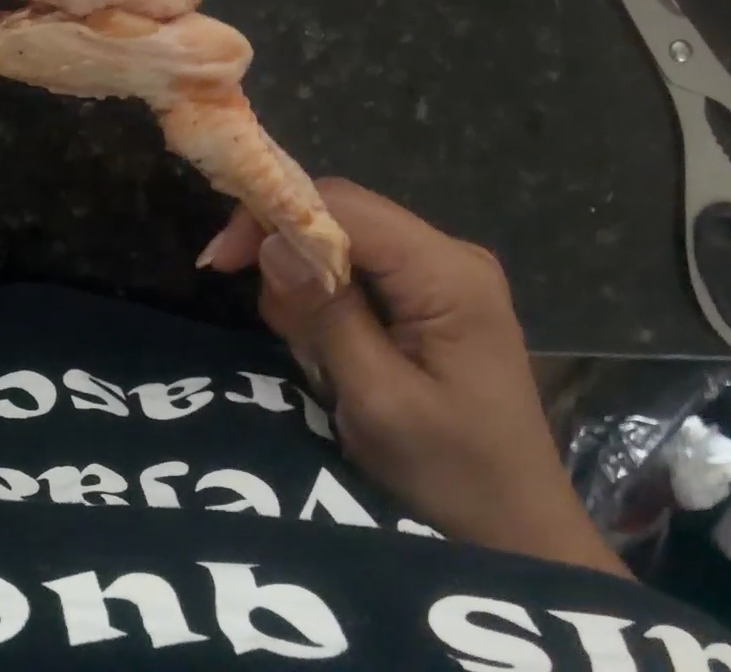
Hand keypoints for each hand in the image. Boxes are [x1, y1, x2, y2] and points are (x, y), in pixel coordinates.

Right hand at [203, 179, 628, 576]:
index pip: (342, 206)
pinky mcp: (423, 294)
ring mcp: (437, 274)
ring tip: (303, 344)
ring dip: (298, 283)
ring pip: (335, 239)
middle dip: (279, 248)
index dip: (272, 216)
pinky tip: (322, 344)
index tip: (219, 260)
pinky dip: (317, 298)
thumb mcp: (376, 397)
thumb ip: (326, 315)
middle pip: (337, 213)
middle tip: (250, 302)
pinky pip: (349, 267)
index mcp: (446, 275)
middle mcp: (446, 257)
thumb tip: (272, 243)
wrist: (511, 524)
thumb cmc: (448, 467)